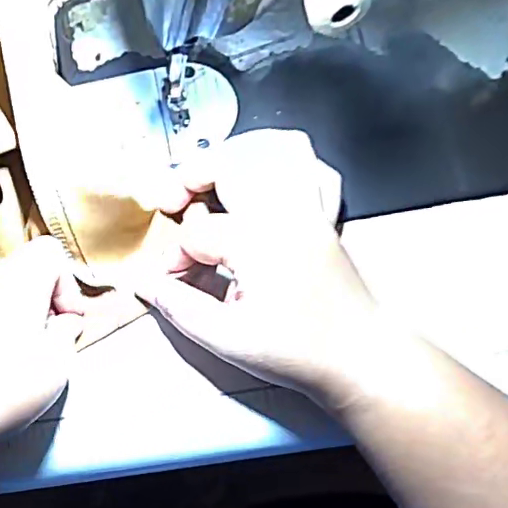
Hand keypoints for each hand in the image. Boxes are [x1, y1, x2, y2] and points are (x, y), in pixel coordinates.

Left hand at [0, 238, 85, 464]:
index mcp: (16, 280)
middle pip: (17, 270)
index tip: (65, 323)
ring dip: (0, 307)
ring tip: (0, 346)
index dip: (66, 285)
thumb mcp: (57, 369)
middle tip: (39, 343)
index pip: (50, 252)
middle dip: (35, 301)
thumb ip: (67, 334)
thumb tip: (62, 321)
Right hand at [134, 145, 424, 413]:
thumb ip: (181, 307)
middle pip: (229, 163)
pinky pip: (309, 169)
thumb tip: (149, 286)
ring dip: (234, 157)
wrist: (358, 357)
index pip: (197, 231)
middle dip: (190, 177)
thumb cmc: (302, 351)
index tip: (173, 282)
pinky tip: (264, 183)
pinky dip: (282, 164)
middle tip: (171, 202)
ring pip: (272, 150)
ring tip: (211, 180)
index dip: (176, 257)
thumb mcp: (227, 338)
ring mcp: (310, 210)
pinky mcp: (324, 219)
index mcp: (258, 238)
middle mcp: (286, 212)